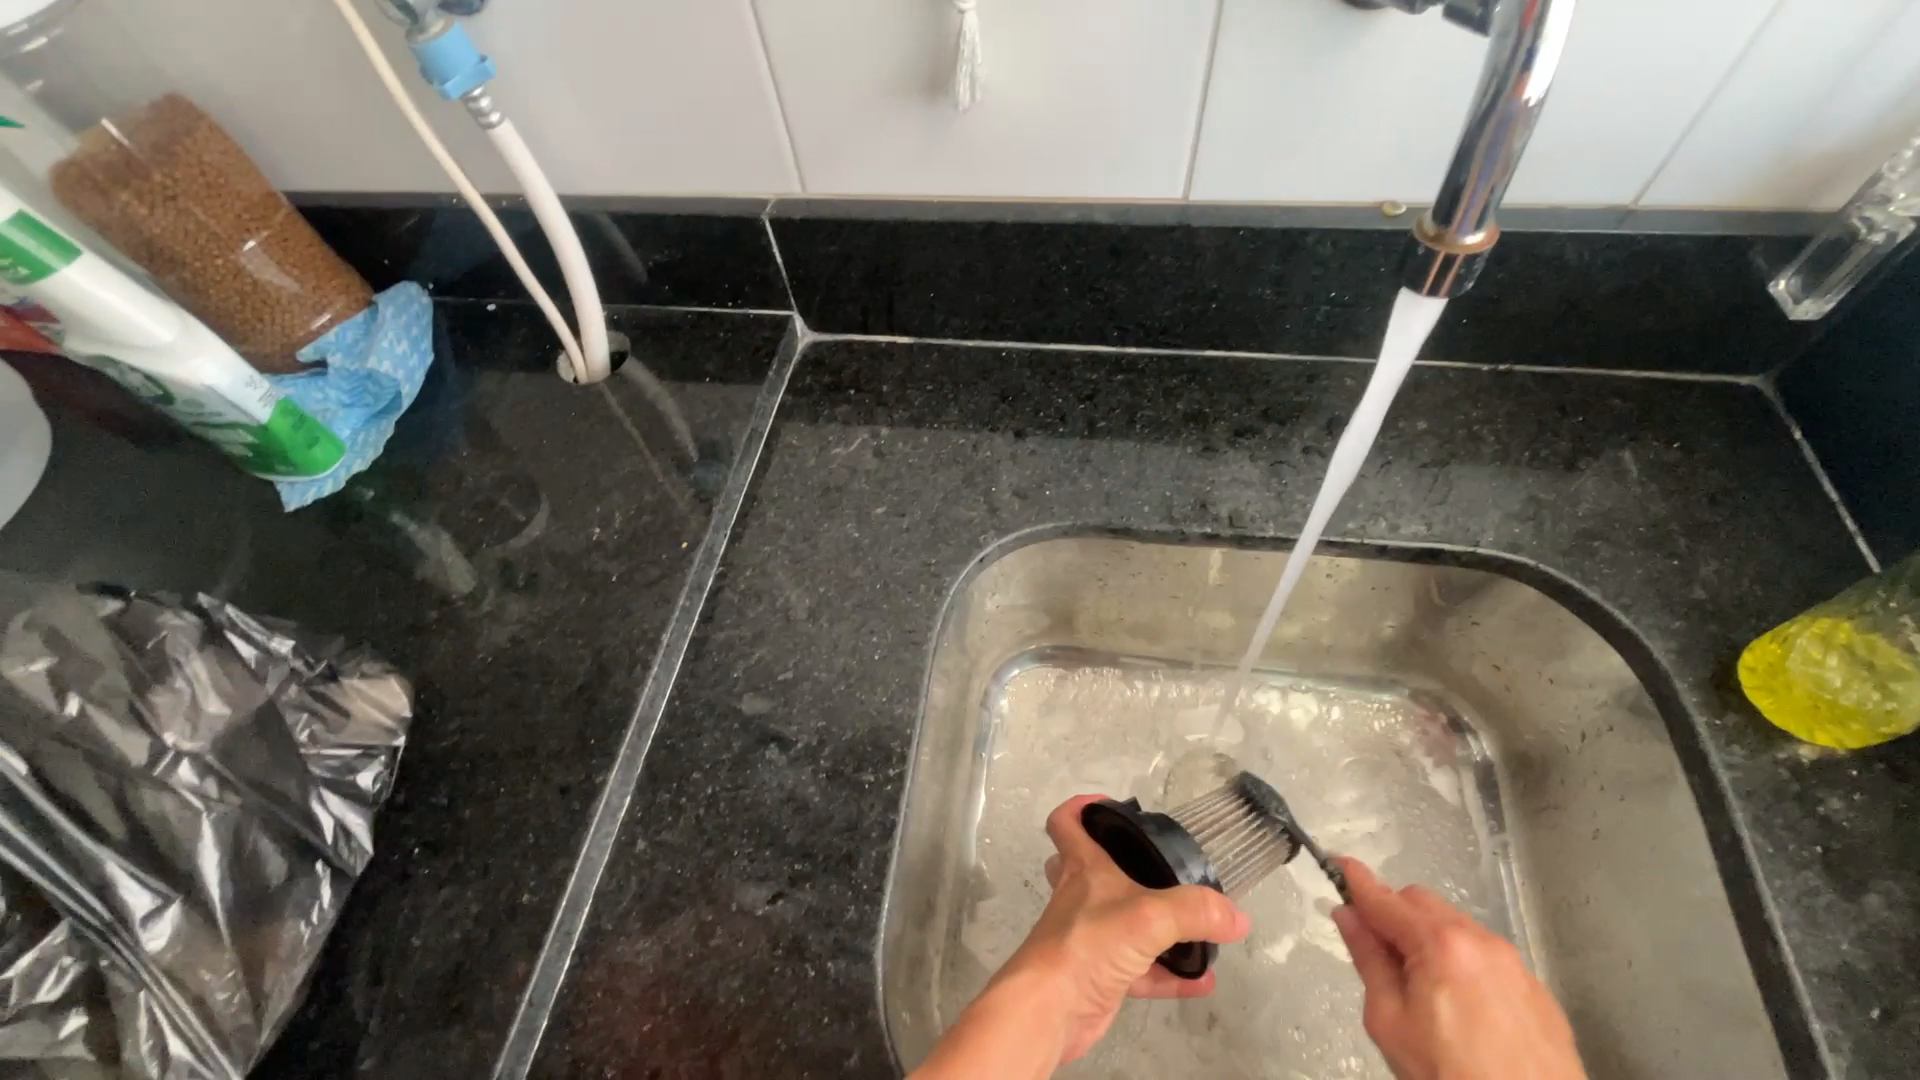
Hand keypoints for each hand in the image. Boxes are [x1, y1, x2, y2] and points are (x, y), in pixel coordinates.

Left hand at [912, 795, 1250, 1078]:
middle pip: (1087, 867)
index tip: (1107, 805)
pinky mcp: (1099, 976)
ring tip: (1194, 926)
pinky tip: (1201, 980)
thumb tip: (1236, 916)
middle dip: (1115, 863)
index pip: (1066, 822)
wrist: (1051, 1009)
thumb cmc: (1087, 944)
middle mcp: (1081, 897)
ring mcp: (1089, 938)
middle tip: (1152, 865)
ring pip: (1119, 921)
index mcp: (1083, 867)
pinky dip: (1169, 975)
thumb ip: (1195, 911)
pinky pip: (1140, 970)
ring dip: (1154, 925)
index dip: (1081, 807)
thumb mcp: (1149, 917)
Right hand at [1331, 857, 1585, 1079]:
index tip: (1336, 862)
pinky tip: (1460, 1003)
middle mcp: (1480, 940)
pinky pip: (1486, 955)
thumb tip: (1348, 917)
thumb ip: (1368, 960)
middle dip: (1393, 913)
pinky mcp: (1537, 989)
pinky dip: (1462, 961)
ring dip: (1428, 936)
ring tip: (1420, 984)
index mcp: (1439, 944)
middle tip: (1376, 949)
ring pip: (1455, 926)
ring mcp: (1514, 963)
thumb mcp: (1389, 1021)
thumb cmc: (1449, 1075)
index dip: (1355, 880)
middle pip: (1421, 902)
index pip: (1384, 898)